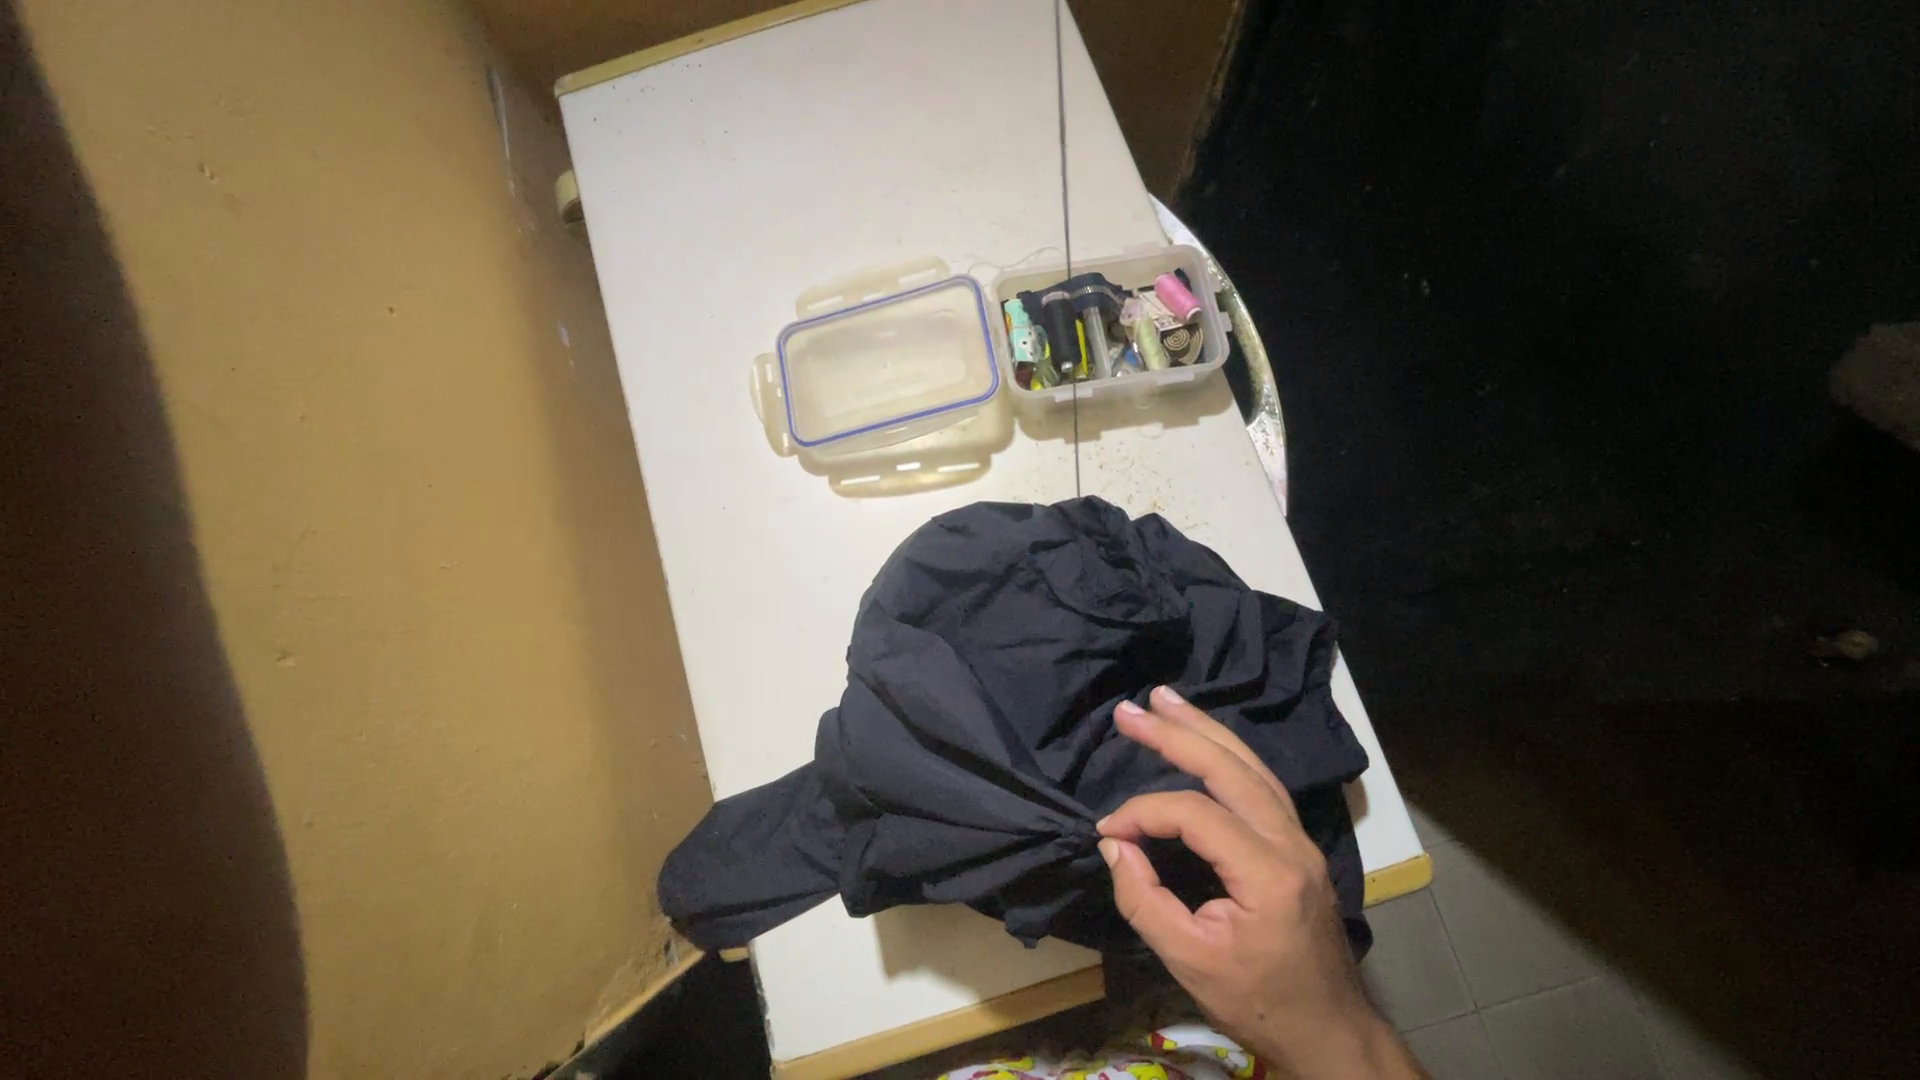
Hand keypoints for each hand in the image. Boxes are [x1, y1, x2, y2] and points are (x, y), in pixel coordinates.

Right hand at [1097, 686, 1424, 1079]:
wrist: (1331, 1032)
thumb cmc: (1258, 1002)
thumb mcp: (1188, 961)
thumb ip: (1143, 899)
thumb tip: (1114, 843)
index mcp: (1268, 872)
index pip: (1195, 814)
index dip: (1143, 812)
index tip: (1108, 831)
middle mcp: (1290, 841)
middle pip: (1229, 767)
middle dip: (1176, 733)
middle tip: (1130, 710)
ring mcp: (1299, 837)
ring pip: (1250, 764)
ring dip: (1204, 729)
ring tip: (1164, 700)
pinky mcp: (1297, 842)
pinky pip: (1259, 780)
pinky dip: (1226, 752)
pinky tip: (1204, 738)